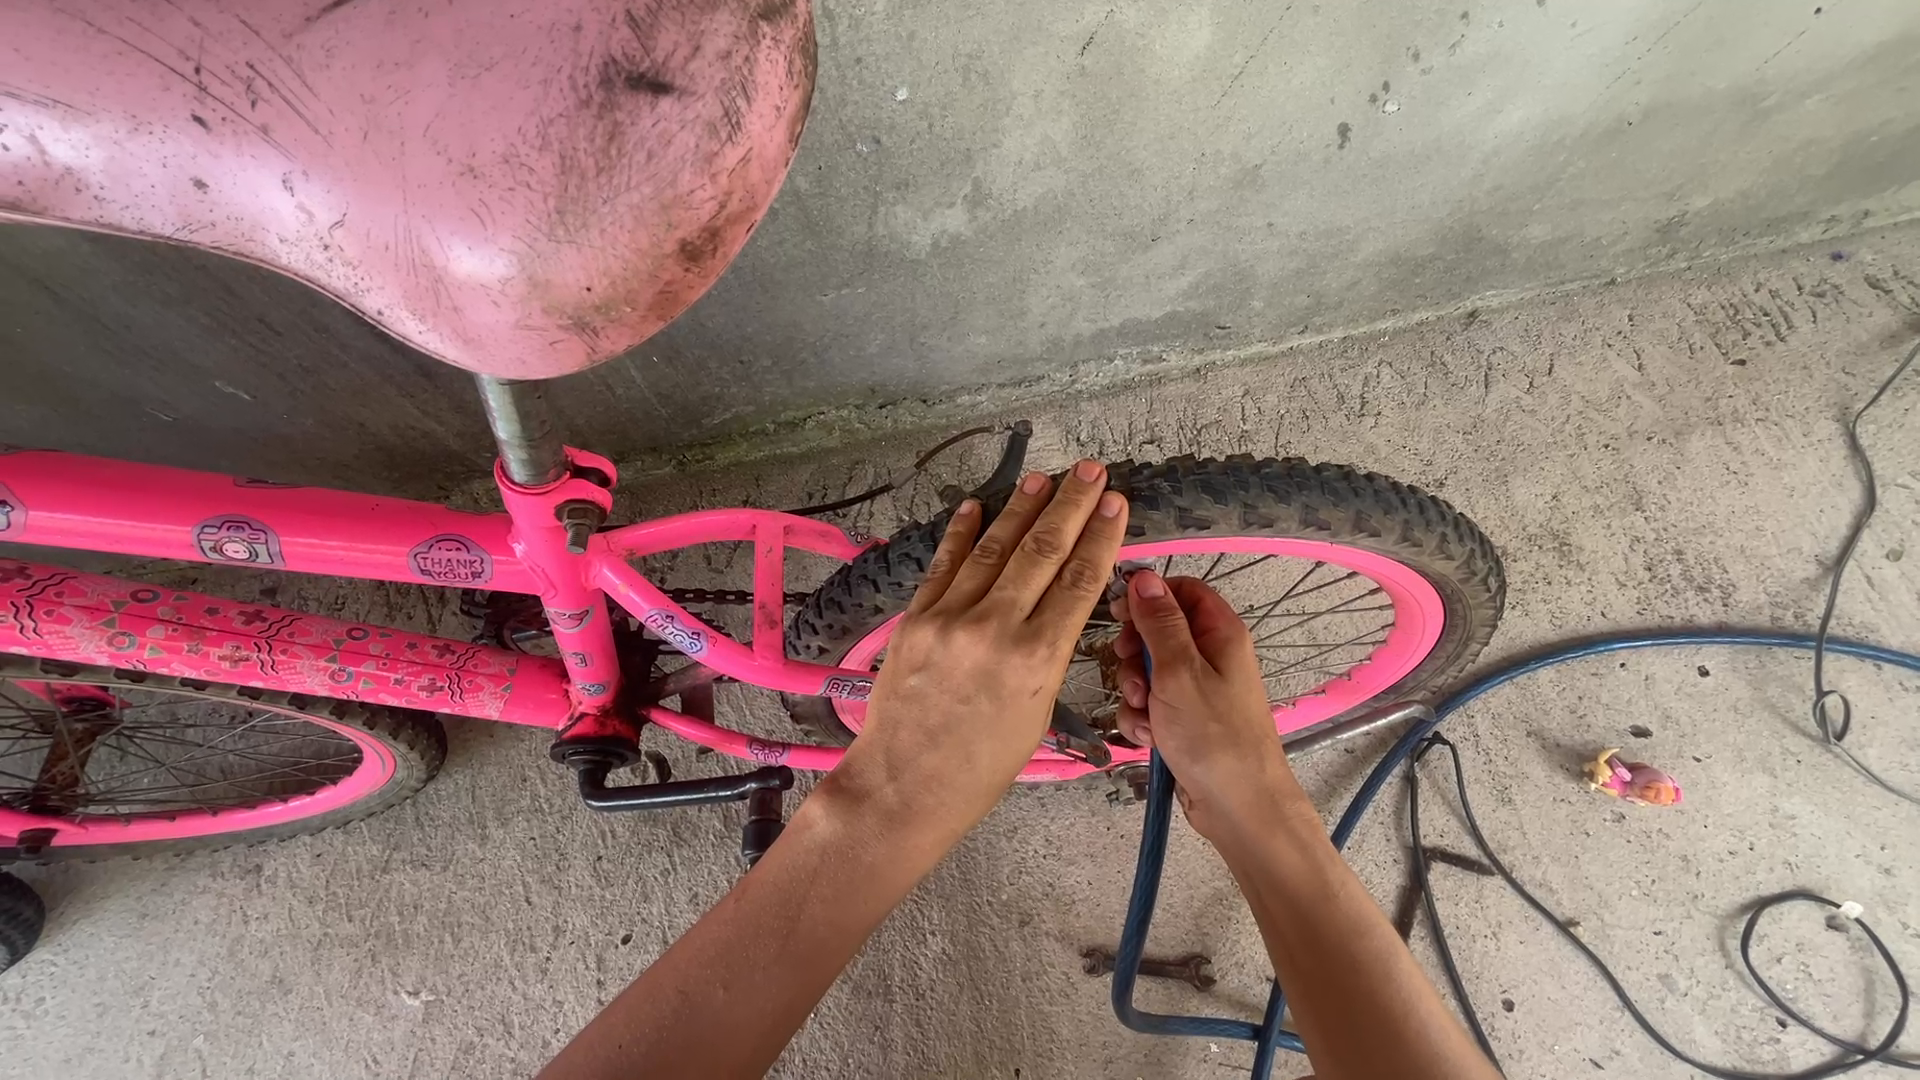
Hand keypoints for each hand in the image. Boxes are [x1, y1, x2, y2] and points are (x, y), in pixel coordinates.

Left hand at [841, 460, 1128, 833]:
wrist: (905, 785)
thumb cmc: (980, 768)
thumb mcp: (1036, 715)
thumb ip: (1047, 656)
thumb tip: (1055, 610)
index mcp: (1037, 660)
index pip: (1080, 582)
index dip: (1101, 537)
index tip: (1116, 504)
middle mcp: (996, 629)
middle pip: (1042, 552)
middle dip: (1070, 506)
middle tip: (1089, 471)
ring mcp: (950, 618)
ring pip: (994, 549)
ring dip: (1021, 509)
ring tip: (1043, 478)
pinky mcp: (916, 618)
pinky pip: (944, 565)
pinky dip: (961, 533)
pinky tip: (975, 505)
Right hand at [1111, 573, 1309, 841]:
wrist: (1237, 808)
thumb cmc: (1213, 735)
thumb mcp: (1179, 671)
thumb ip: (1158, 622)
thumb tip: (1143, 575)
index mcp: (1219, 632)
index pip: (1181, 590)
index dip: (1149, 596)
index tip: (1118, 612)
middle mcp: (1209, 655)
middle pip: (1157, 631)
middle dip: (1135, 654)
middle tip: (1131, 671)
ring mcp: (1196, 689)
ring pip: (1146, 670)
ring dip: (1134, 692)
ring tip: (1144, 715)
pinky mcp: (1182, 719)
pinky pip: (1149, 703)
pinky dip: (1142, 718)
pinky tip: (1148, 738)